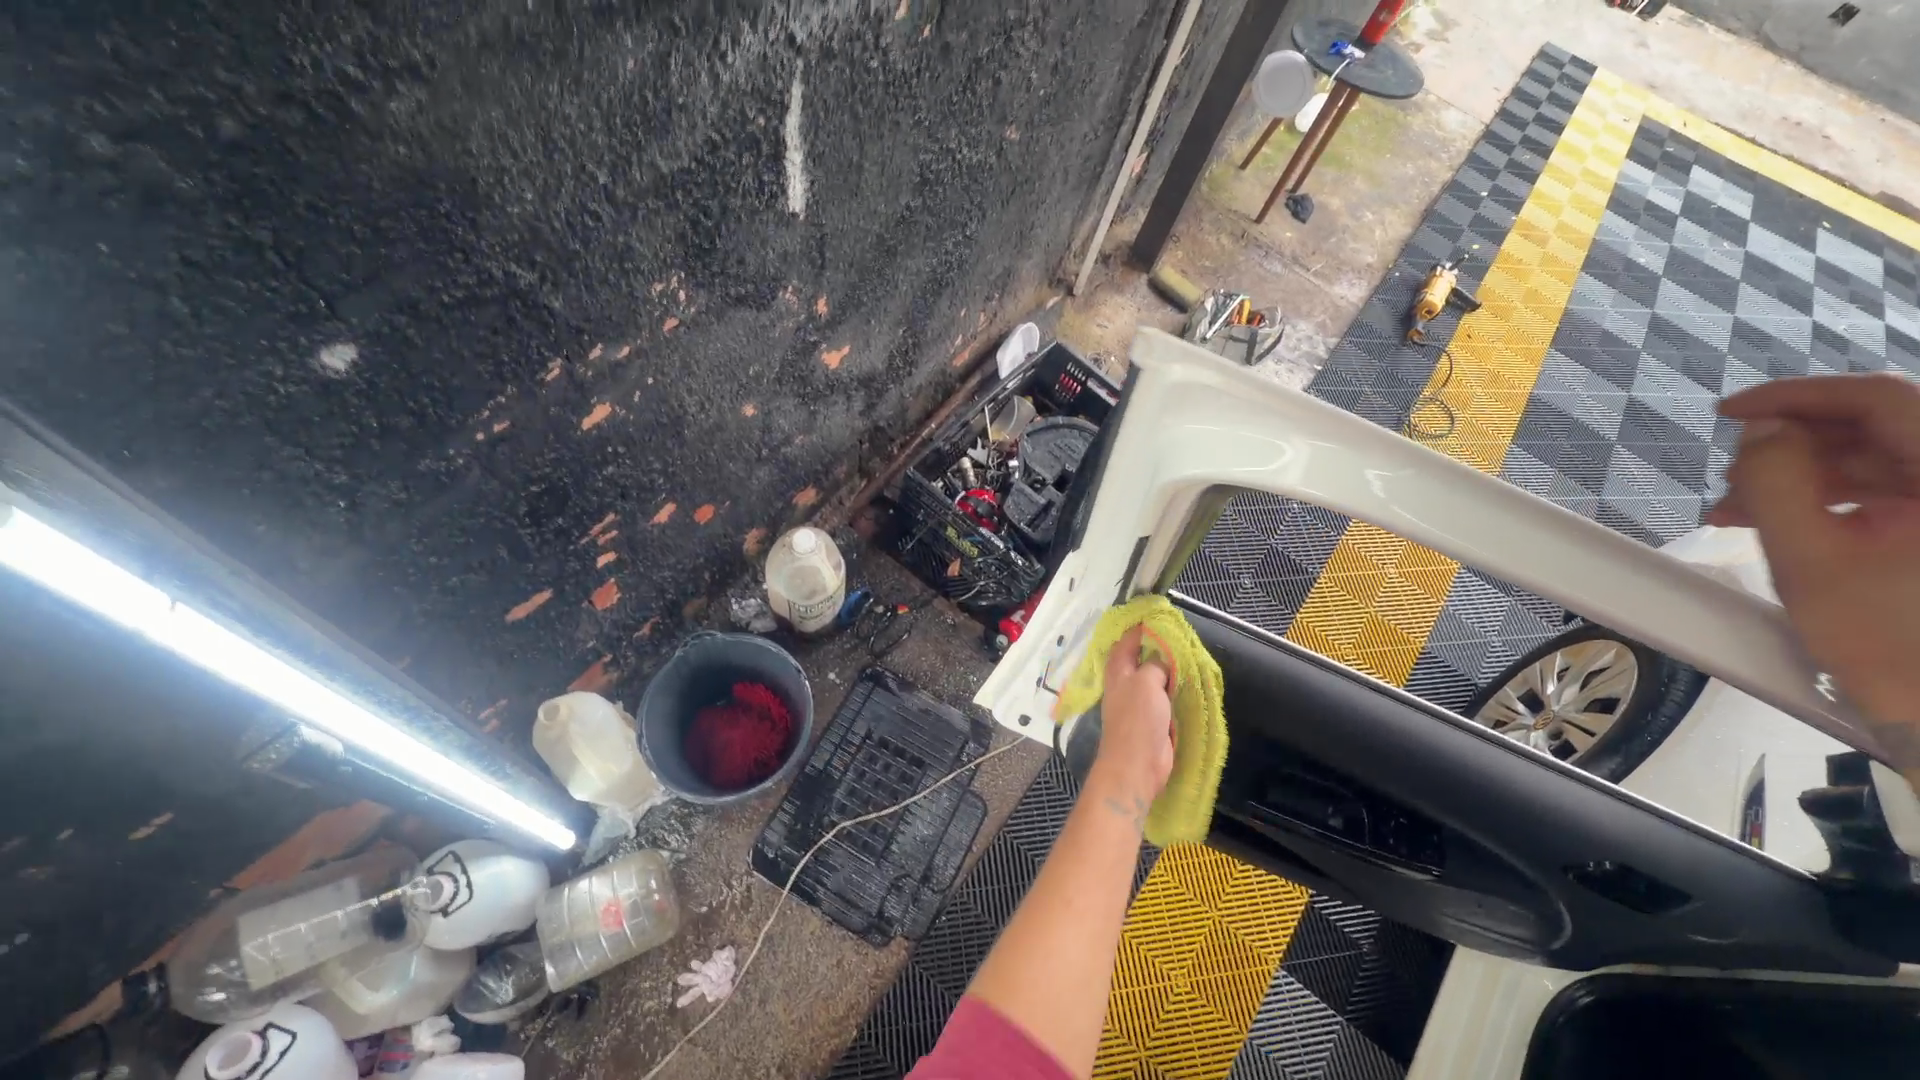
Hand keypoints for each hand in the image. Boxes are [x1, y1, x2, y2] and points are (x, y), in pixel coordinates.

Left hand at [1089, 625, 1176, 818]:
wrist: (1137, 764)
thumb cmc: (1137, 719)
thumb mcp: (1146, 682)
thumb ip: (1155, 665)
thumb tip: (1162, 660)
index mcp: (1118, 671)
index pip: (1126, 641)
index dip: (1139, 627)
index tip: (1157, 616)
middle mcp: (1125, 683)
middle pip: (1140, 658)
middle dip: (1156, 646)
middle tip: (1178, 635)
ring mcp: (1138, 702)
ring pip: (1153, 677)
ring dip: (1167, 667)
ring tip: (1187, 654)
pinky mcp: (1152, 719)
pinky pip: (1164, 696)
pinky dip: (1174, 687)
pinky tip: (1188, 681)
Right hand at [1708, 374, 1919, 764]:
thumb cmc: (1887, 643)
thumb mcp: (1811, 561)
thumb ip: (1778, 484)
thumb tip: (1762, 429)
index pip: (1883, 398)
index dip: (1799, 395)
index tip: (1730, 413)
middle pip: (1881, 428)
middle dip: (1793, 446)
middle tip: (1728, 479)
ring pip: (1880, 459)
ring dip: (1803, 476)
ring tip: (1737, 510)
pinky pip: (1892, 489)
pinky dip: (1831, 498)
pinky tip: (1783, 522)